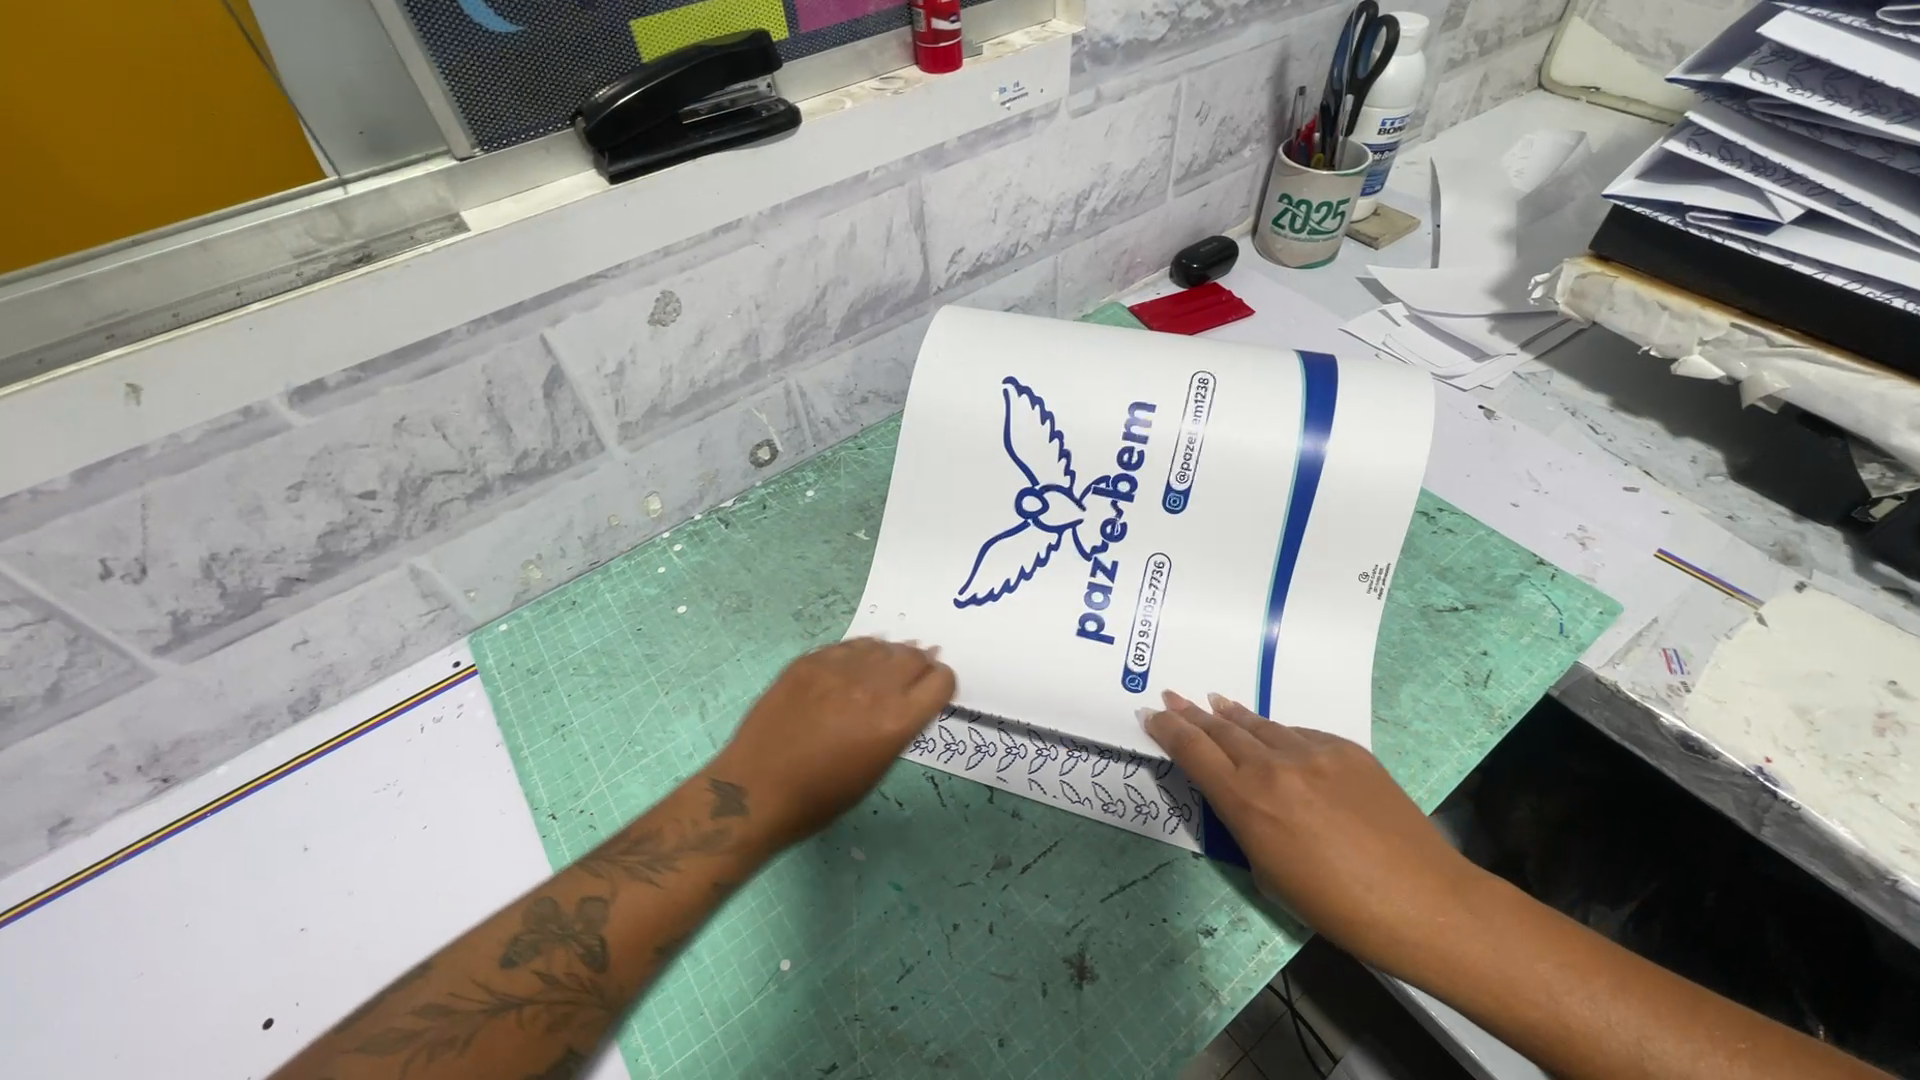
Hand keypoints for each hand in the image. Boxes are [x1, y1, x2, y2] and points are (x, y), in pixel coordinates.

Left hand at [712, 638, 954, 850]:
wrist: (757, 790)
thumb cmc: (822, 796)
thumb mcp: (878, 768)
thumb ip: (901, 727)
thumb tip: (911, 698)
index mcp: (897, 721)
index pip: (941, 681)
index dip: (941, 686)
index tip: (931, 694)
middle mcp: (873, 688)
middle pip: (914, 656)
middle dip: (919, 666)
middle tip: (909, 681)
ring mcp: (838, 669)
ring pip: (882, 645)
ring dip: (889, 656)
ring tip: (881, 672)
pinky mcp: (808, 662)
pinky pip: (848, 646)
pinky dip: (859, 653)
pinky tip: (852, 667)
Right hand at [1143, 691, 1483, 972]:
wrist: (1423, 899)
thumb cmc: (1336, 906)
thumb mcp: (1268, 873)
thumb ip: (1245, 825)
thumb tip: (1242, 799)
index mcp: (1247, 801)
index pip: (1193, 751)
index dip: (1167, 730)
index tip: (1151, 715)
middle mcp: (1274, 765)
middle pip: (1221, 729)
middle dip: (1192, 713)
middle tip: (1172, 697)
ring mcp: (1315, 752)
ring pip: (1261, 724)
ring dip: (1233, 715)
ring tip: (1215, 702)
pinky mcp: (1349, 750)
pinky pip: (1301, 735)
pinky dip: (1279, 734)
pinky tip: (1274, 735)